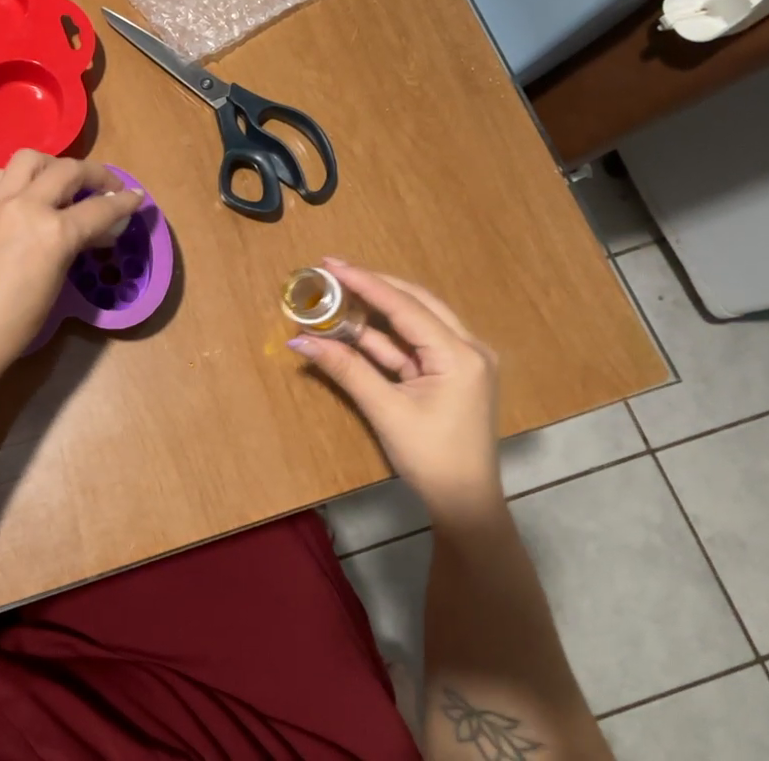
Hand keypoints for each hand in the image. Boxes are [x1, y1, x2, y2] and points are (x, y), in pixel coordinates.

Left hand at [0, 151, 144, 377]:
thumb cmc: (13, 326)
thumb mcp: (55, 285)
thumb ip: (74, 248)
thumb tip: (94, 233)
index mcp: (54, 231)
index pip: (100, 208)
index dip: (124, 202)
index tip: (137, 198)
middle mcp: (26, 206)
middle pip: (68, 170)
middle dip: (95, 174)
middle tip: (106, 187)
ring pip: (29, 159)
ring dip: (52, 165)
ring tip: (61, 183)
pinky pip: (0, 178)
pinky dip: (19, 178)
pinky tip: (24, 197)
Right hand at [289, 259, 503, 522]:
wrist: (465, 502)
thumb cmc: (430, 457)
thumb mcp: (384, 410)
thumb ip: (345, 368)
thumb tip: (300, 340)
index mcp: (460, 354)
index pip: (405, 306)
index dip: (365, 283)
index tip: (331, 264)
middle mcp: (468, 348)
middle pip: (416, 302)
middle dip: (373, 286)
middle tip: (333, 271)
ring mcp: (462, 360)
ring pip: (416, 320)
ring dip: (377, 309)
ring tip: (339, 292)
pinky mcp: (451, 373)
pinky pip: (415, 343)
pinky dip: (385, 335)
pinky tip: (355, 325)